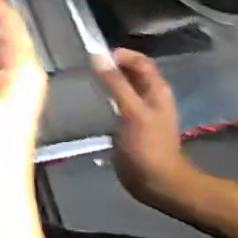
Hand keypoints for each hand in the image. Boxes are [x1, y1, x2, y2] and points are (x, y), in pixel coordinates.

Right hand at [95, 49, 192, 203]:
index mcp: (156, 90)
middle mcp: (148, 96)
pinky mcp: (126, 123)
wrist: (155, 182)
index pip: (139, 60)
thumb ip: (116, 84)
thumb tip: (97, 56)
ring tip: (81, 81)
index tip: (93, 58)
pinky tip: (86, 100)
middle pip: (129, 72)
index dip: (119, 55)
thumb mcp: (132, 112)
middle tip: (82, 67)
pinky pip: (112, 102)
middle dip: (108, 66)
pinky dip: (101, 97)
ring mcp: (137, 110)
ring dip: (103, 81)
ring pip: (119, 87)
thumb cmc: (147, 146)